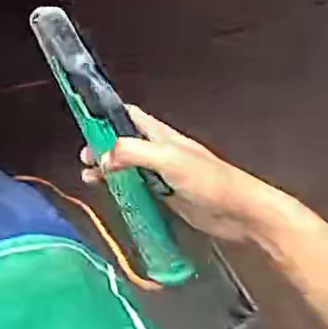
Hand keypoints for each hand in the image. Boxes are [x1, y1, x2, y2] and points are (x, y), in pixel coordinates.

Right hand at [81, 106, 304, 245]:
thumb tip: (103, 157)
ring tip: (90, 176)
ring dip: (106, 169)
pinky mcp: (164, 195)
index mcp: (159, 134)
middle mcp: (157, 150)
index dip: (105, 114)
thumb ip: (132, 152)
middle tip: (85, 157)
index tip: (84, 120)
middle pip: (120, 141)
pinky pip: (136, 188)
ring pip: (125, 165)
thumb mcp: (167, 159)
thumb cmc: (211, 181)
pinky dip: (120, 189)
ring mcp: (160, 173)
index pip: (126, 114)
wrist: (243, 214)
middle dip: (100, 146)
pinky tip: (111, 194)